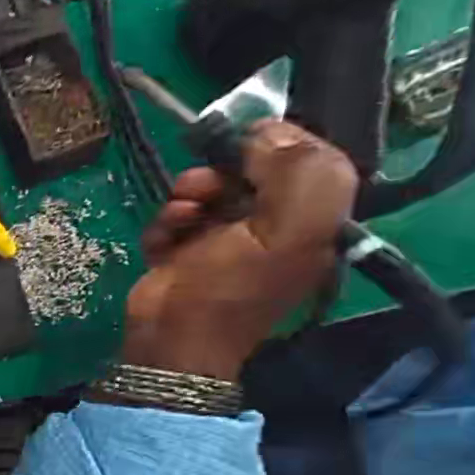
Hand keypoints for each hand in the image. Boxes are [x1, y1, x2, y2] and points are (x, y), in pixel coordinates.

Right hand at [122, 120, 358, 380]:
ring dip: (187, 196)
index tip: (246, 142)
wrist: (171, 341)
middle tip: (200, 183)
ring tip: (177, 213)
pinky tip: (163, 237)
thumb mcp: (287, 227)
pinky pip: (173, 221)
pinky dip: (164, 223)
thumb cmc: (231, 289)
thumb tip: (267, 132)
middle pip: (250, 173)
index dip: (278, 144)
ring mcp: (221, 240)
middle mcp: (271, 224)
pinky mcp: (181, 253)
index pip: (306, 158)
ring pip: (206, 194)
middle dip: (222, 171)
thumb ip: (297, 170)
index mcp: (311, 218)